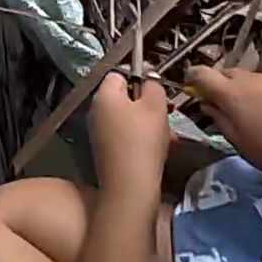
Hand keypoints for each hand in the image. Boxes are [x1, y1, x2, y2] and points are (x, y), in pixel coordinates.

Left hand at [88, 73, 169, 200]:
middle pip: (123, 98)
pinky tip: (155, 149)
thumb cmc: (143, 140)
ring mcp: (97, 131)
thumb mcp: (155, 106)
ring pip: (126, 118)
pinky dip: (138, 138)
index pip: (119, 74)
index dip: (139, 77)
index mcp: (103, 95)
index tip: (157, 90)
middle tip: (165, 114)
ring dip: (146, 123)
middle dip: (146, 104)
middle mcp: (95, 110)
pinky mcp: (103, 149)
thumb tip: (148, 80)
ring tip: (166, 135)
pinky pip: (123, 135)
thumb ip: (153, 86)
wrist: (129, 186)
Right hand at [184, 65, 261, 195]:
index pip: (201, 73)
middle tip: (235, 112)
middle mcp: (254, 79)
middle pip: (230, 74)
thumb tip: (208, 105)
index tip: (195, 90)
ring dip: (255, 93)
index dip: (194, 79)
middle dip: (226, 88)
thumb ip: (221, 122)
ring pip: (257, 80)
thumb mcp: (244, 148)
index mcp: (234, 96)